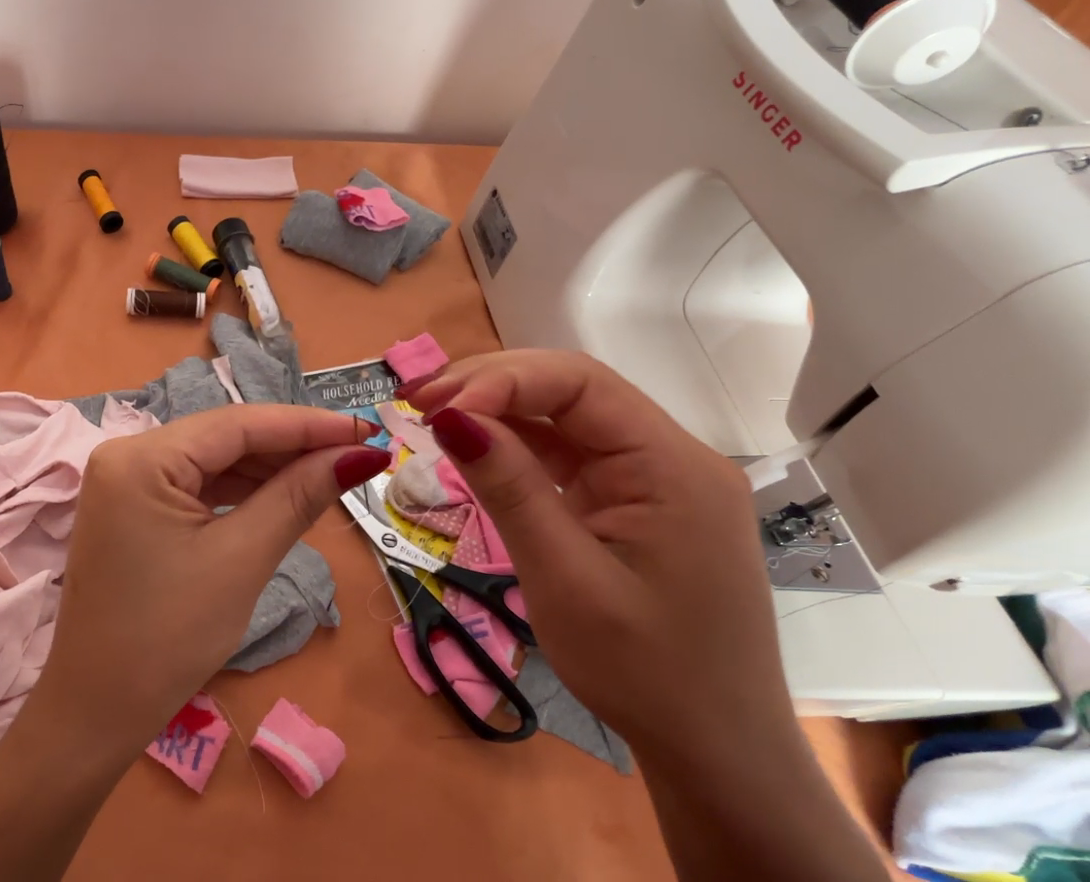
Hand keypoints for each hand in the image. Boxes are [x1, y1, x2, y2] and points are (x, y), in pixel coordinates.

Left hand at [34, 404, 388, 756]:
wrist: (98, 707)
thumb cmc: (170, 635)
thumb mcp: (241, 559)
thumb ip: (297, 497)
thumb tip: (359, 456)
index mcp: (139, 458)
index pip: (237, 424)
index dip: (307, 424)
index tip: (368, 431)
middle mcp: (125, 455)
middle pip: (223, 438)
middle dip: (291, 446)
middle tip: (359, 457)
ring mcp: (123, 483)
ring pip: (210, 461)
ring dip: (268, 469)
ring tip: (331, 476)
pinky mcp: (130, 510)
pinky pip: (193, 486)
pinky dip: (238, 492)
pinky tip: (281, 496)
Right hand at [401, 350, 775, 754]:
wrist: (715, 748)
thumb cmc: (642, 670)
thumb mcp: (563, 577)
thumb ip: (509, 487)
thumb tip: (447, 415)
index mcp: (673, 466)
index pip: (580, 384)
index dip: (500, 380)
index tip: (432, 407)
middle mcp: (673, 457)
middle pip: (574, 391)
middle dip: (492, 386)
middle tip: (415, 400)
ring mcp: (658, 481)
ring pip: (569, 420)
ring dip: (500, 412)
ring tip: (432, 416)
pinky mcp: (639, 504)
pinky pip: (574, 457)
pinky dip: (520, 449)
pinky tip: (477, 450)